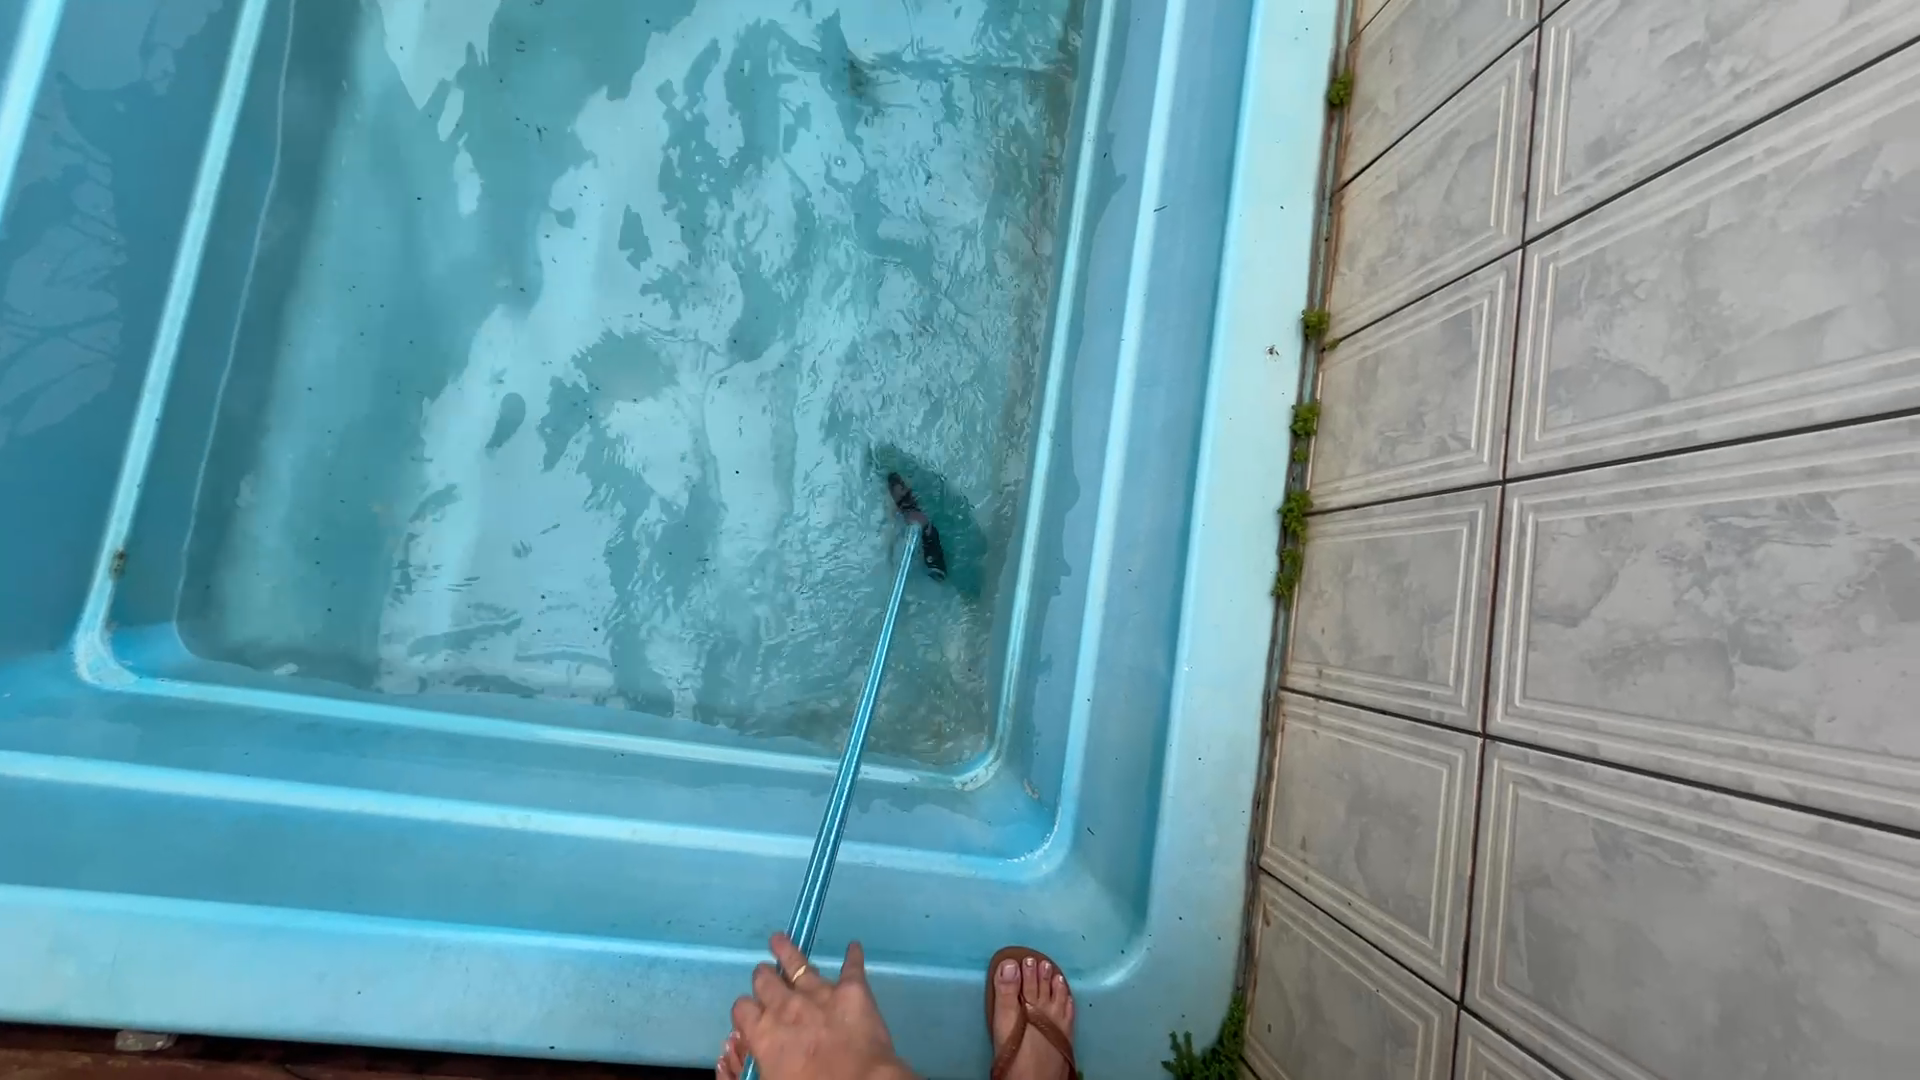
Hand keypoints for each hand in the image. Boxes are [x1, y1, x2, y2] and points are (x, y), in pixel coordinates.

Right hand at [722, 934, 915, 1079]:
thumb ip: (748, 1067)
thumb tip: (733, 1053)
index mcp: (764, 1033)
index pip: (742, 1009)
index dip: (745, 1010)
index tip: (749, 1012)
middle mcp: (788, 1005)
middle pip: (766, 981)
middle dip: (763, 976)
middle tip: (763, 974)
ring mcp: (821, 991)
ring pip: (799, 963)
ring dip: (788, 950)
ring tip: (779, 939)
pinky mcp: (852, 988)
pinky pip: (852, 965)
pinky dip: (853, 955)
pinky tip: (853, 947)